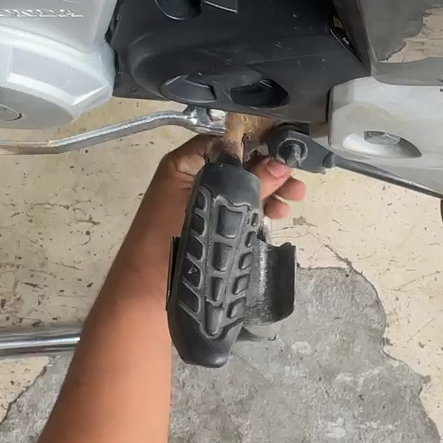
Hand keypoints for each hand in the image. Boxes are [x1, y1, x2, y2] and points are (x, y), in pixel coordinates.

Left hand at [105, 137, 307, 303]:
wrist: (146, 300)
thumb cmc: (170, 246)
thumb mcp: (214, 208)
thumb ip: (249, 185)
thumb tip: (281, 163)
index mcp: (183, 165)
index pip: (226, 142)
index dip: (257, 144)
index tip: (287, 151)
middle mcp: (191, 181)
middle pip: (237, 166)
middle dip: (269, 172)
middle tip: (296, 182)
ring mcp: (200, 206)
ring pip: (240, 191)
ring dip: (269, 193)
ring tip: (293, 201)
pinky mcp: (207, 229)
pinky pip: (236, 213)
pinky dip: (258, 212)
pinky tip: (276, 216)